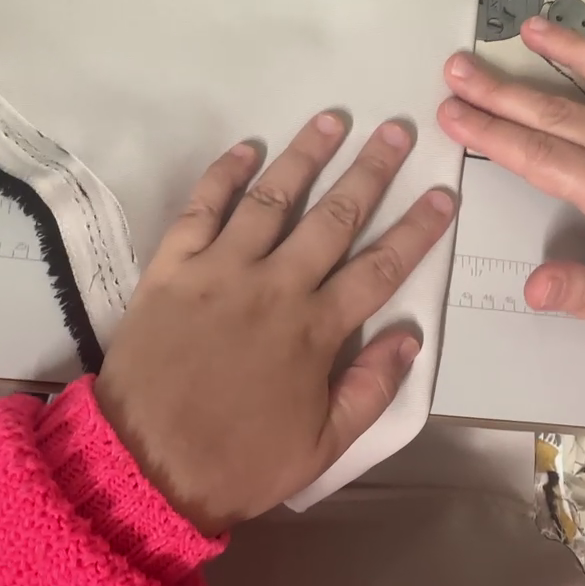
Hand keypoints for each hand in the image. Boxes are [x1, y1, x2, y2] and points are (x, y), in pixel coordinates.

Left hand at [95, 114, 456, 533]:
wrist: (143, 466)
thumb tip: (410, 336)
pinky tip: (246, 148)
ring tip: (333, 119)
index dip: (415, 231)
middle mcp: (274, 287)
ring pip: (272, 200)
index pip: (379, 269)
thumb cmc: (238, 462)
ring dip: (305, 156)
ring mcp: (220, 271)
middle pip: (334, 218)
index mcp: (314, 331)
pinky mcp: (173, 269)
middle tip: (397, 130)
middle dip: (371, 171)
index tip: (441, 194)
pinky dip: (223, 175)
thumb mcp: (321, 446)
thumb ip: (370, 390)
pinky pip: (201, 209)